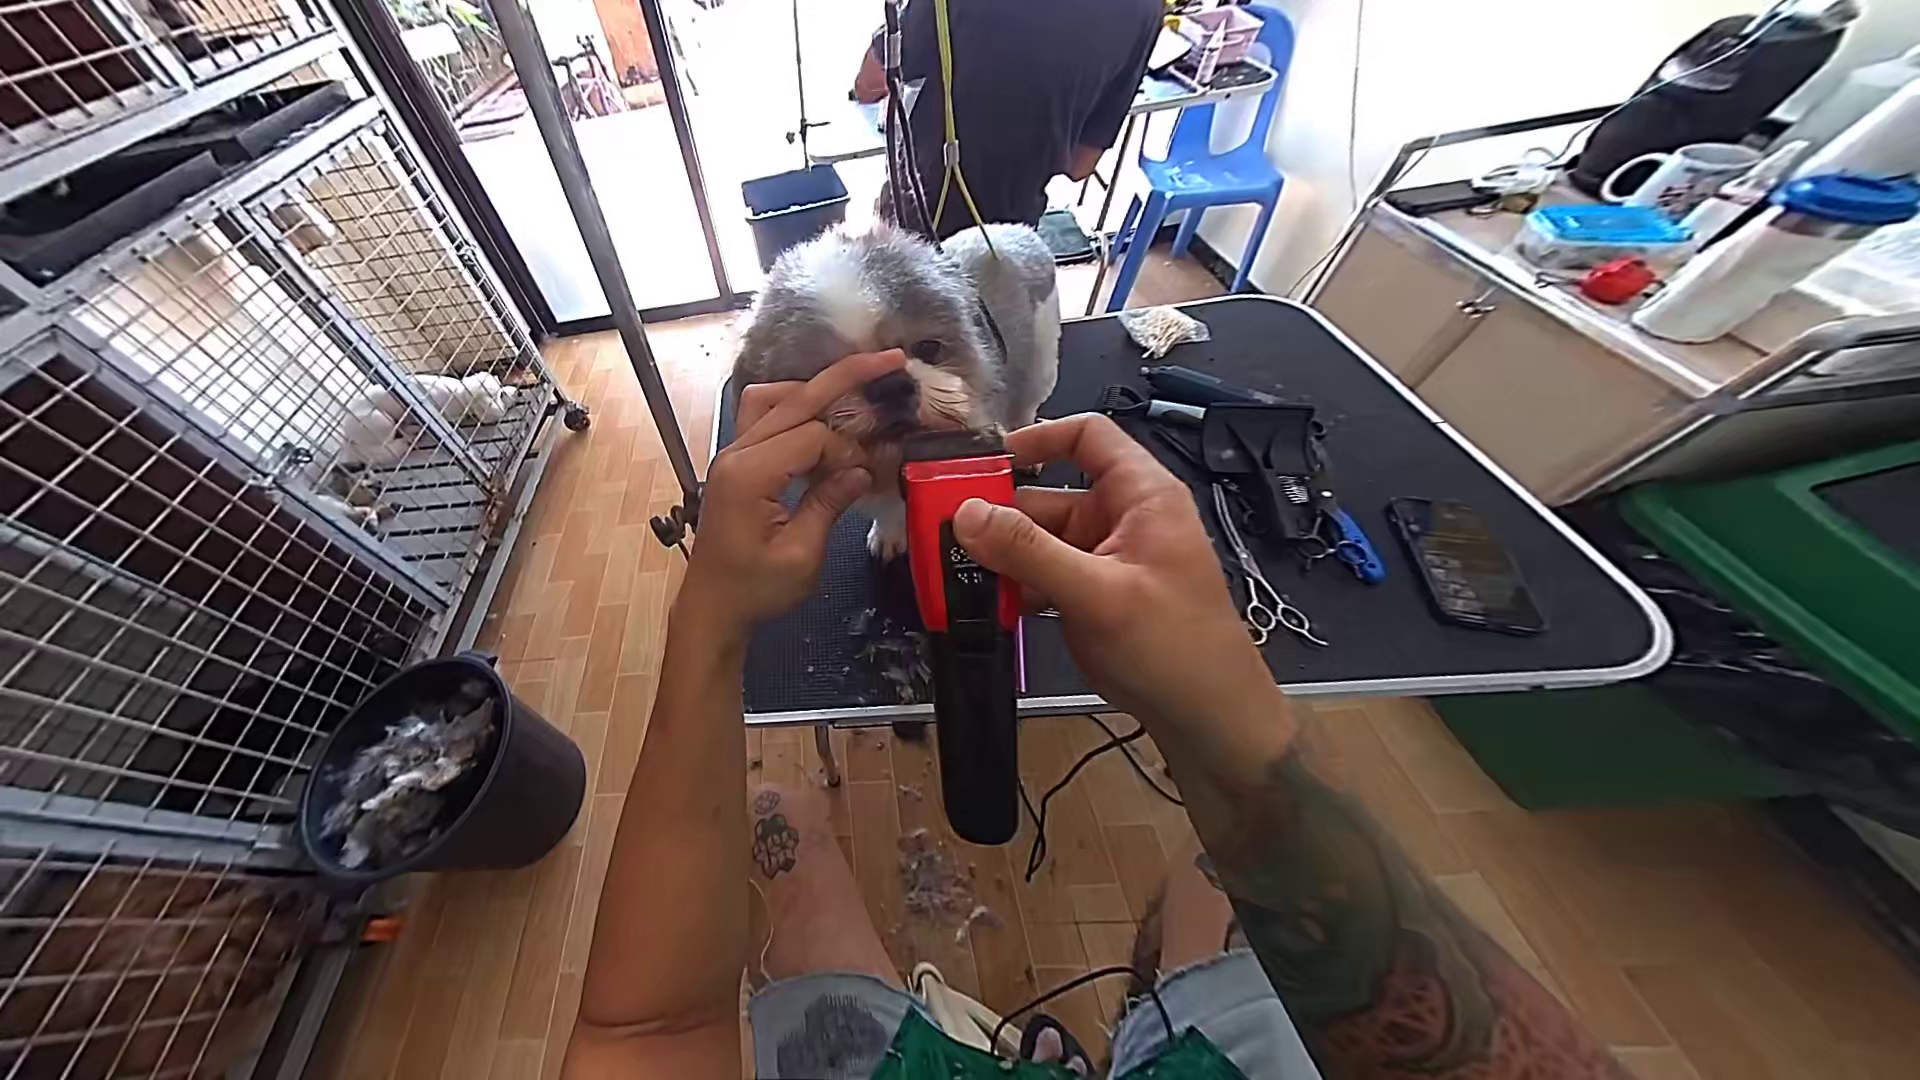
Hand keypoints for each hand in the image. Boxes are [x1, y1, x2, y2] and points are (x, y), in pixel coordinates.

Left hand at [683, 350, 905, 634]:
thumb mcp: (801, 554)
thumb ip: (829, 503)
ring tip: (854, 392)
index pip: (811, 435)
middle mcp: (736, 453)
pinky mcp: (736, 463)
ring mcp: (732, 454)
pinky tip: (822, 421)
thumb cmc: (755, 589)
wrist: (712, 608)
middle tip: (890, 360)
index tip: (862, 478)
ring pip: (773, 397)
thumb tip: (861, 469)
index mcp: (750, 474)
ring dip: (815, 389)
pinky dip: (796, 409)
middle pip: (794, 398)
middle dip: (845, 376)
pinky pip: (764, 418)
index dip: (846, 450)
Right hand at [951, 414, 1277, 727]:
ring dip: (1004, 556)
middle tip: (948, 534)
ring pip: (1040, 539)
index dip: (1038, 437)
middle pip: (1049, 495)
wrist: (1204, 716)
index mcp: (1139, 495)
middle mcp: (1119, 518)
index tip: (986, 462)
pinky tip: (991, 602)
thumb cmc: (1170, 646)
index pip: (1088, 437)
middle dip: (1001, 515)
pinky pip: (1044, 573)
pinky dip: (1018, 584)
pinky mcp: (1090, 592)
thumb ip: (1028, 551)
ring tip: (959, 573)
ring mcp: (1103, 558)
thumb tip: (966, 514)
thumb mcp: (1096, 593)